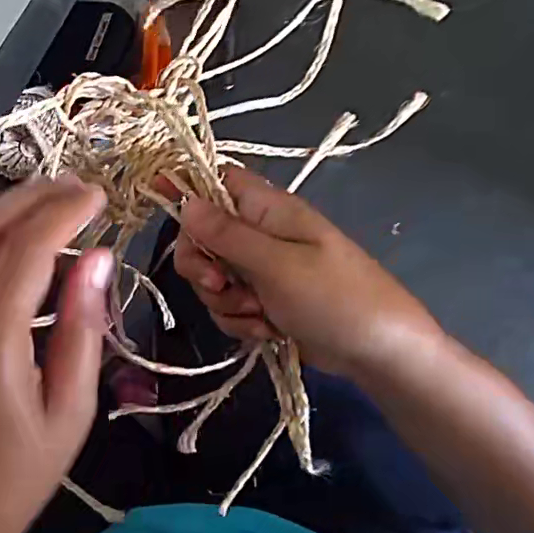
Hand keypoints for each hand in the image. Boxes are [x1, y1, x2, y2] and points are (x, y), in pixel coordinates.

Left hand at [0, 177, 114, 532]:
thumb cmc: (15, 482)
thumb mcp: (70, 414)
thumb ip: (83, 330)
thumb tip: (100, 259)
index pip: (25, 254)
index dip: (63, 214)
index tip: (98, 195)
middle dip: (31, 197)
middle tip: (78, 185)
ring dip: (8, 213)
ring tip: (57, 202)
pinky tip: (25, 243)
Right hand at [176, 166, 443, 375]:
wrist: (378, 352)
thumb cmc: (335, 297)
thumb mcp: (277, 264)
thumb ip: (227, 233)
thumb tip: (184, 200)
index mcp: (266, 209)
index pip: (215, 180)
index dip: (184, 185)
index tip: (155, 200)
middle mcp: (259, 233)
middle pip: (201, 236)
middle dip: (202, 266)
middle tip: (222, 284)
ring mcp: (260, 269)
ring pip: (211, 277)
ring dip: (225, 301)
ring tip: (260, 314)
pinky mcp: (262, 300)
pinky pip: (228, 304)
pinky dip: (240, 320)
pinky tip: (267, 330)